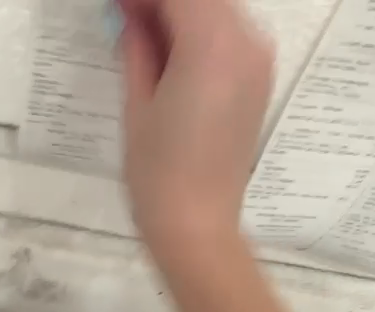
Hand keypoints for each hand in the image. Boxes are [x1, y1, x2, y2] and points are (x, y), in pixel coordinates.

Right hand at [118, 0, 275, 266]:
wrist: (197, 227)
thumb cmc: (157, 176)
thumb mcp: (137, 107)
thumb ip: (137, 48)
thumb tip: (130, 14)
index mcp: (211, 42)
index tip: (116, 8)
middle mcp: (246, 39)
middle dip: (161, 4)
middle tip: (125, 21)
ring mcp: (258, 58)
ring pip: (217, 10)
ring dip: (180, 15)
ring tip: (141, 41)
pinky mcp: (259, 79)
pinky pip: (230, 34)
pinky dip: (199, 31)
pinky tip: (169, 55)